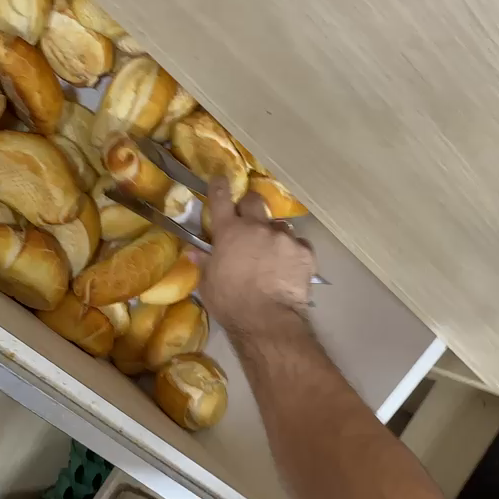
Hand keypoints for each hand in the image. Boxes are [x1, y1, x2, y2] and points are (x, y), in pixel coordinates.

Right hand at [201, 177, 316, 336]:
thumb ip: (204, 262)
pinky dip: (292, 251)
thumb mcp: (208, 283)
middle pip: (255, 202)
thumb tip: (194, 252)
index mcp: (230, 232)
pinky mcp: (304, 253)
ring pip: (279, 225)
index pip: (221, 199)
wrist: (266, 319)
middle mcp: (258, 227)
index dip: (219, 187)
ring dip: (273, 233)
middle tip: (248, 218)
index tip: (220, 179)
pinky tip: (289, 265)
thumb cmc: (229, 302)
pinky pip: (298, 244)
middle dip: (251, 206)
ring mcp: (284, 238)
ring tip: (272, 251)